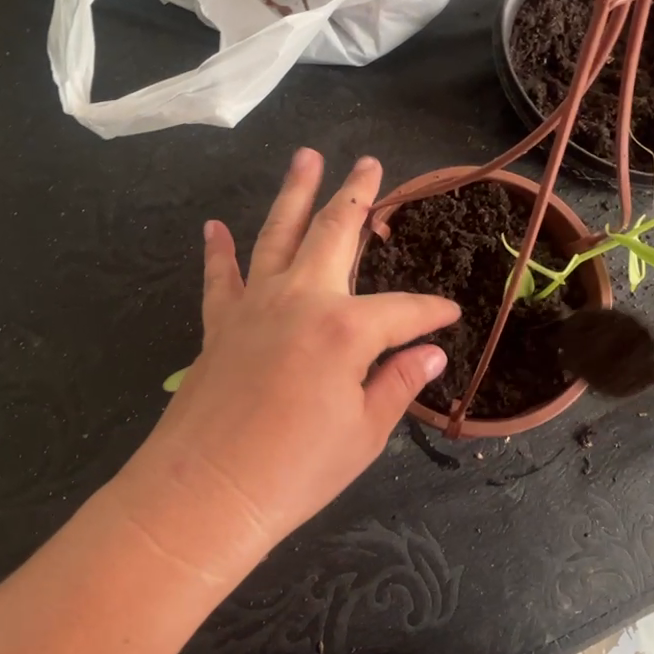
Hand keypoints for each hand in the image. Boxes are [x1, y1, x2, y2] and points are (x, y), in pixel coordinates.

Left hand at [108, 149, 460, 583]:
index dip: (431, 313)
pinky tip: (216, 226)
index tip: (449, 316)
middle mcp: (301, 298)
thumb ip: (397, 383)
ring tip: (305, 157)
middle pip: (333, 232)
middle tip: (367, 162)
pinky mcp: (219, 324)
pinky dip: (219, 250)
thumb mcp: (364, 434)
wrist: (203, 496)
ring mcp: (255, 305)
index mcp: (346, 327)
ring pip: (277, 234)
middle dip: (355, 194)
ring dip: (294, 193)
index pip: (404, 310)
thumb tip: (430, 352)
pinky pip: (221, 277)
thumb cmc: (295, 471)